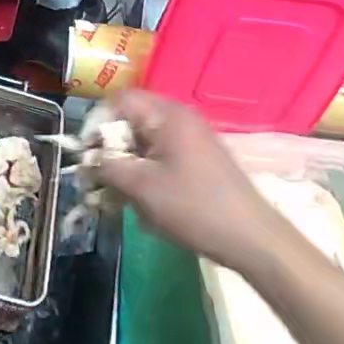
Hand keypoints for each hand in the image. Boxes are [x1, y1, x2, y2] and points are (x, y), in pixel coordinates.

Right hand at [97, 91, 291, 270]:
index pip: (118, 101)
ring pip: (144, 142)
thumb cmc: (194, 207)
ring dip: (127, 165)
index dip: (97, 123)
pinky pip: (161, 157)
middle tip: (100, 177)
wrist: (255, 241)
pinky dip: (147, 173)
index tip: (88, 153)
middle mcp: (180, 119)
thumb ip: (107, 166)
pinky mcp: (200, 161)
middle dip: (111, 148)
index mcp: (167, 115)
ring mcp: (193, 140)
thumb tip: (90, 159)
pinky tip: (145, 202)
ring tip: (120, 195)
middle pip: (131, 121)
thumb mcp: (141, 187)